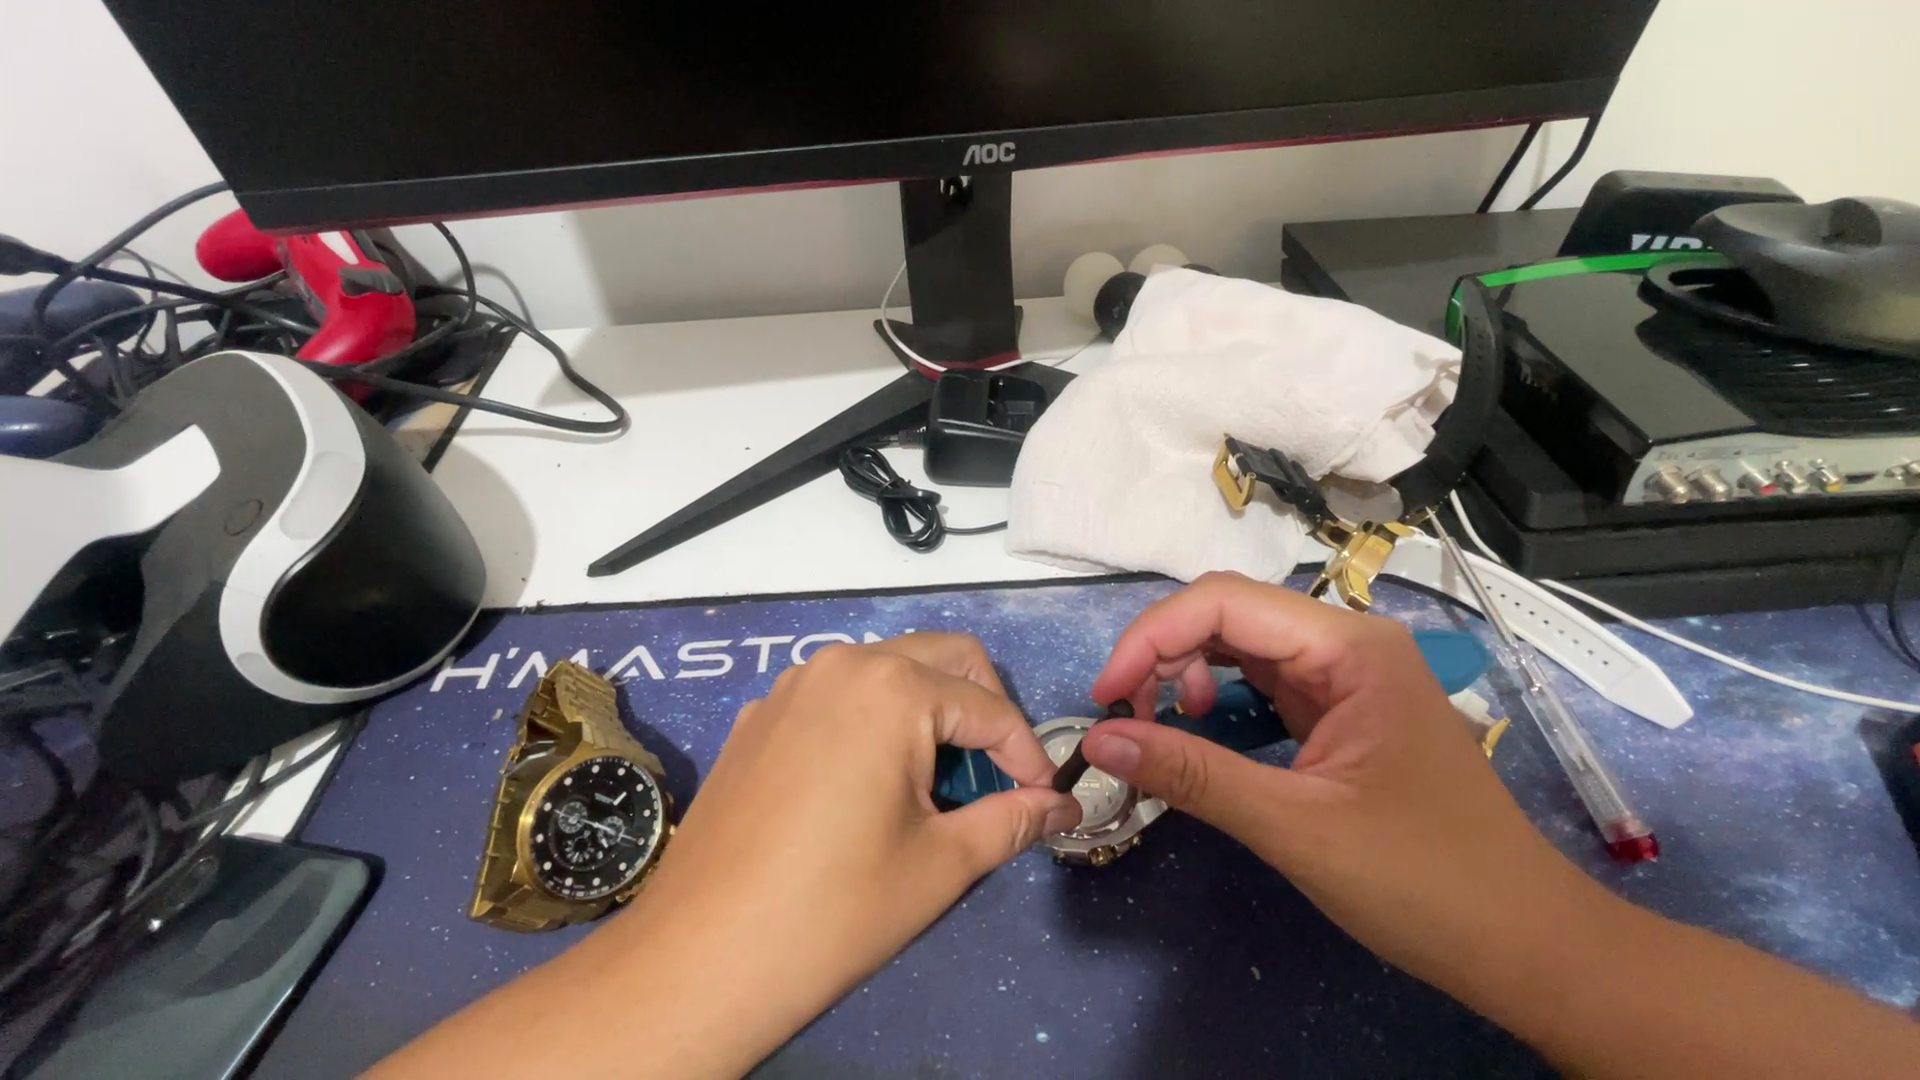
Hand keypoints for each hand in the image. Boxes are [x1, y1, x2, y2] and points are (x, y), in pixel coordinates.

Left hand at [613, 633, 1078, 1074]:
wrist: (698, 957)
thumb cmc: (835, 909)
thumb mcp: (941, 865)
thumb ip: (1013, 820)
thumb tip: (1064, 805)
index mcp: (893, 688)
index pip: (989, 707)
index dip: (1028, 754)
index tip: (1044, 798)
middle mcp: (841, 664)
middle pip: (943, 658)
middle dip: (983, 709)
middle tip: (995, 776)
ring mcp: (790, 685)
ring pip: (887, 670)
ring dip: (927, 711)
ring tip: (932, 784)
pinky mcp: (758, 716)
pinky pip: (836, 695)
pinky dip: (871, 720)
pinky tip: (863, 785)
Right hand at [1077, 572, 1610, 996]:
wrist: (1525, 946)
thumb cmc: (1425, 882)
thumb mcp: (1295, 827)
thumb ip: (1193, 774)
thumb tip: (1099, 739)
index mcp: (1350, 648)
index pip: (1224, 601)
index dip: (1151, 637)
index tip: (1106, 697)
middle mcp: (1346, 644)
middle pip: (1227, 614)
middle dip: (1162, 654)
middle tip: (1123, 717)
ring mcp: (1343, 676)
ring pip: (1237, 644)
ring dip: (1182, 672)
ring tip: (1157, 724)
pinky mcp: (1335, 710)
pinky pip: (1257, 680)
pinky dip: (1212, 696)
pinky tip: (1195, 726)